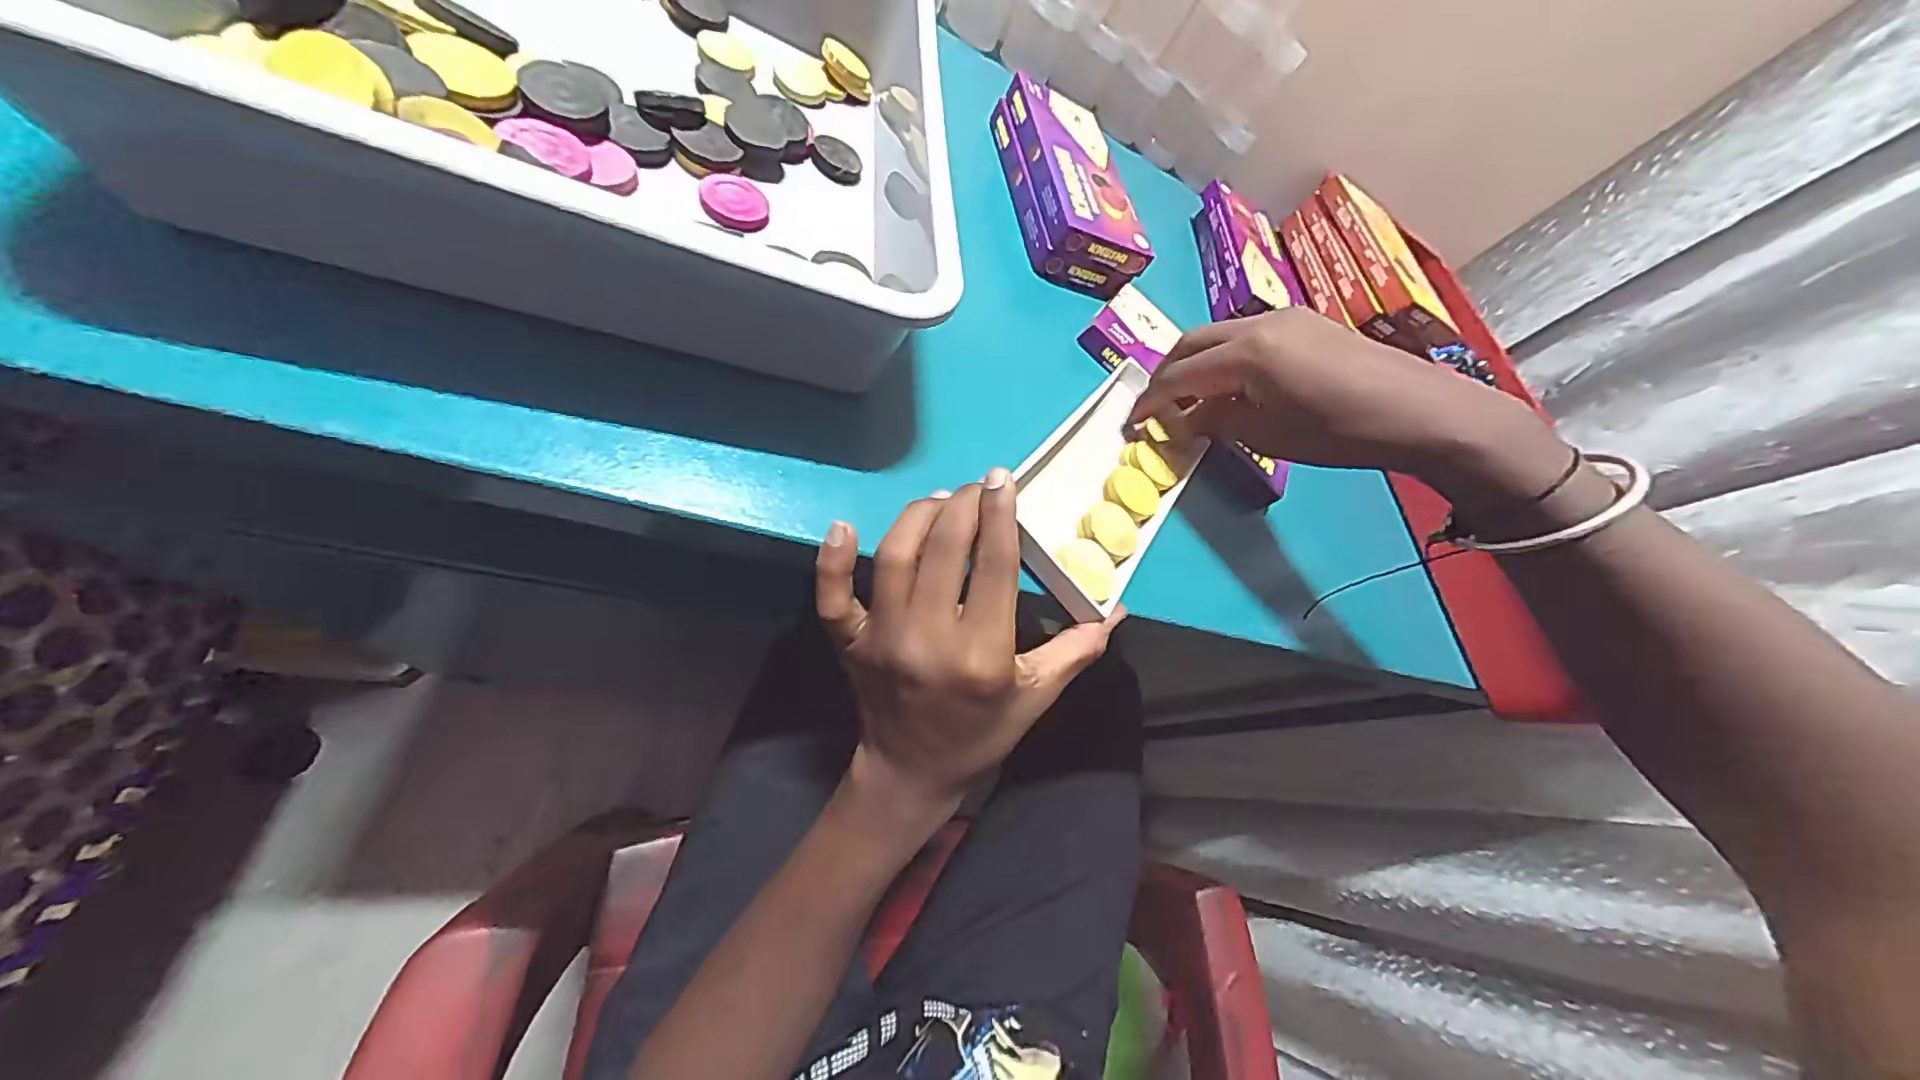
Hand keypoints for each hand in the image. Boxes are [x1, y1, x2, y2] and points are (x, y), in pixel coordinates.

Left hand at [814, 471, 1123, 815]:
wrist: (911, 771)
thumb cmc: (980, 733)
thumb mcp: (1036, 698)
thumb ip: (1076, 650)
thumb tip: (1117, 609)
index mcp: (980, 655)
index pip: (993, 566)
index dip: (1000, 516)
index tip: (1002, 480)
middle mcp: (927, 639)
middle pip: (943, 550)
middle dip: (964, 506)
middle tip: (977, 487)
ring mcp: (881, 638)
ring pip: (895, 557)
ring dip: (918, 517)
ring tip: (941, 500)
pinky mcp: (848, 641)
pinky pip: (831, 595)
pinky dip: (832, 560)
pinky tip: (843, 527)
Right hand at [1126, 309, 1562, 501]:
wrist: (1422, 411)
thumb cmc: (1340, 431)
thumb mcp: (1267, 435)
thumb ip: (1218, 419)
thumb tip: (1189, 416)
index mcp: (1246, 351)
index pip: (1180, 374)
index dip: (1152, 399)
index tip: (1133, 421)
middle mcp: (1260, 322)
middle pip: (1193, 342)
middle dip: (1167, 373)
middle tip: (1155, 406)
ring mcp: (1286, 317)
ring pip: (1219, 335)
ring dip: (1196, 363)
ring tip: (1189, 398)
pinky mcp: (1306, 323)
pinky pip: (1246, 336)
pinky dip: (1224, 358)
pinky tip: (1230, 384)